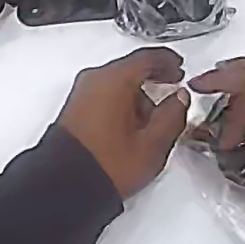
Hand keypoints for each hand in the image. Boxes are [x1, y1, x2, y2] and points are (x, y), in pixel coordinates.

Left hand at [58, 47, 190, 197]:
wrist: (65, 186)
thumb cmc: (105, 165)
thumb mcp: (152, 144)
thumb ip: (172, 115)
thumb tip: (180, 99)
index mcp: (114, 80)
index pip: (146, 57)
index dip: (167, 59)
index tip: (178, 64)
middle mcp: (94, 80)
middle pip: (130, 68)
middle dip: (154, 76)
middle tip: (171, 82)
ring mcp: (82, 93)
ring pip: (117, 82)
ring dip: (138, 92)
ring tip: (154, 117)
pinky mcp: (76, 108)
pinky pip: (104, 94)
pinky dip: (121, 100)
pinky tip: (132, 124)